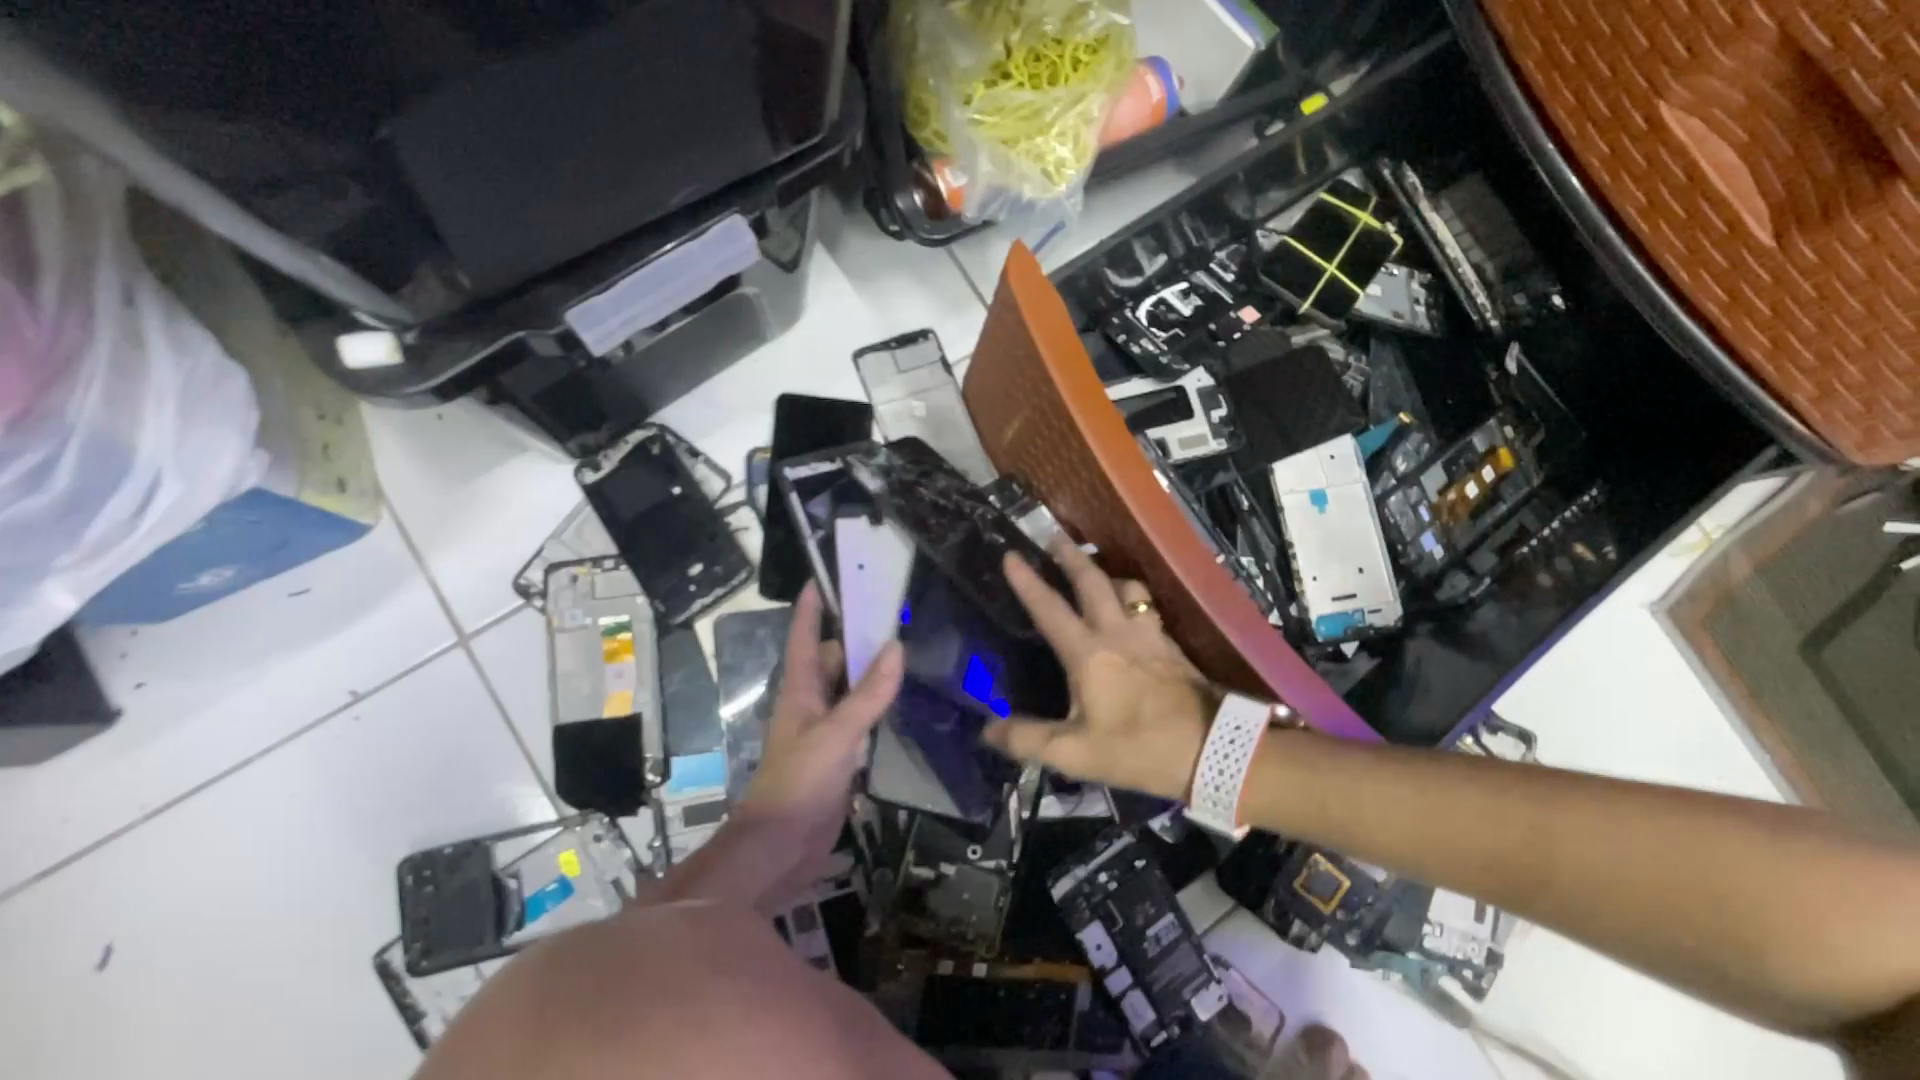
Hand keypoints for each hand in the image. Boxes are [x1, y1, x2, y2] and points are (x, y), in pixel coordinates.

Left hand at [735, 581, 902, 899]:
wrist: (781, 847)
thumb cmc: (799, 782)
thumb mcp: (836, 734)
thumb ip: (867, 694)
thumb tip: (896, 646)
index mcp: (799, 691)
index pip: (803, 637)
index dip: (811, 607)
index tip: (824, 576)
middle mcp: (810, 705)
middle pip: (831, 659)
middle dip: (855, 636)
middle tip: (894, 612)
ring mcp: (824, 732)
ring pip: (848, 690)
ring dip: (871, 672)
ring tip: (908, 647)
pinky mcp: (840, 758)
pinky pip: (860, 720)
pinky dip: (878, 707)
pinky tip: (904, 701)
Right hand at [983, 535, 1217, 800]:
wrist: (1212, 750)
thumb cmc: (1138, 748)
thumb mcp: (1074, 754)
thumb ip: (1027, 739)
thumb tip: (987, 729)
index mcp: (1088, 653)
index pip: (1050, 609)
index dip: (1027, 582)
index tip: (1010, 554)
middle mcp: (1118, 633)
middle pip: (1093, 582)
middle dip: (1071, 557)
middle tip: (1055, 536)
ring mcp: (1150, 636)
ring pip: (1128, 590)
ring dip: (1108, 575)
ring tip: (1097, 573)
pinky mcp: (1173, 649)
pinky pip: (1147, 609)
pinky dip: (1133, 600)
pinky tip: (1133, 614)